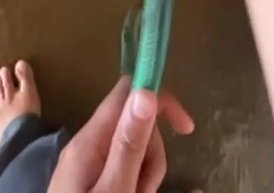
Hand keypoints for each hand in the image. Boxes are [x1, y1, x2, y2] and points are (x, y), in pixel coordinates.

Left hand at [48, 79, 195, 192]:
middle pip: (135, 122)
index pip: (127, 91)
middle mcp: (88, 143)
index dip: (159, 99)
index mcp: (90, 139)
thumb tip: (146, 91)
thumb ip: (129, 143)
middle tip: (146, 190)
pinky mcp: (91, 180)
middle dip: (153, 152)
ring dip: (146, 173)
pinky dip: (135, 182)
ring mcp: (88, 162)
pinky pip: (123, 168)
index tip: (185, 129)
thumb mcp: (114, 191)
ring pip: (133, 148)